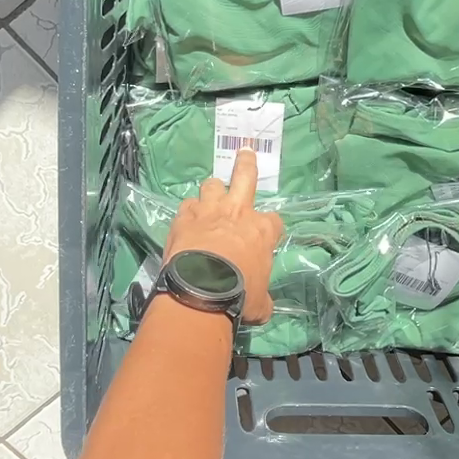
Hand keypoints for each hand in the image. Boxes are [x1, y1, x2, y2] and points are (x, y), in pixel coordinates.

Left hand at [164, 149, 283, 324]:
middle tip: (245, 152)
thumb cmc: (238, 295)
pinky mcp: (184, 217)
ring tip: (209, 198)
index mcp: (262, 230)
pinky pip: (187, 205)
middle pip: (245, 176)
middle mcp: (238, 212)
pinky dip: (188, 212)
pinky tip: (186, 220)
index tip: (266, 237)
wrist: (201, 291)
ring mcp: (209, 211)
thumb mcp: (260, 303)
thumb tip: (264, 306)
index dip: (270, 229)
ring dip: (212, 191)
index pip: (274, 222)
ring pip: (211, 185)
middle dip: (246, 164)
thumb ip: (262, 297)